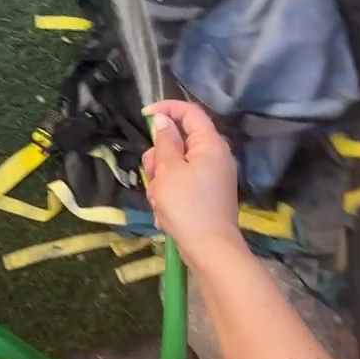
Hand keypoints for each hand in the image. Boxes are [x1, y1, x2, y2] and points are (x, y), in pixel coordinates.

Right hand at [141, 100, 246, 258]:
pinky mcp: (206, 193)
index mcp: (210, 145)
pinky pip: (182, 181)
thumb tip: (163, 120)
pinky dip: (169, 192)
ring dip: (161, 178)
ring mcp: (212, 176)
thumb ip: (164, 141)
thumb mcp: (169, 170)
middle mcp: (215, 156)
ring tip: (158, 199)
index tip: (144, 115)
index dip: (167, 108)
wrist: (210, 250)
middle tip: (152, 174)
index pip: (190, 112)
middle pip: (179, 140)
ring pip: (176, 163)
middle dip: (159, 155)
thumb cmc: (188, 206)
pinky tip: (165, 211)